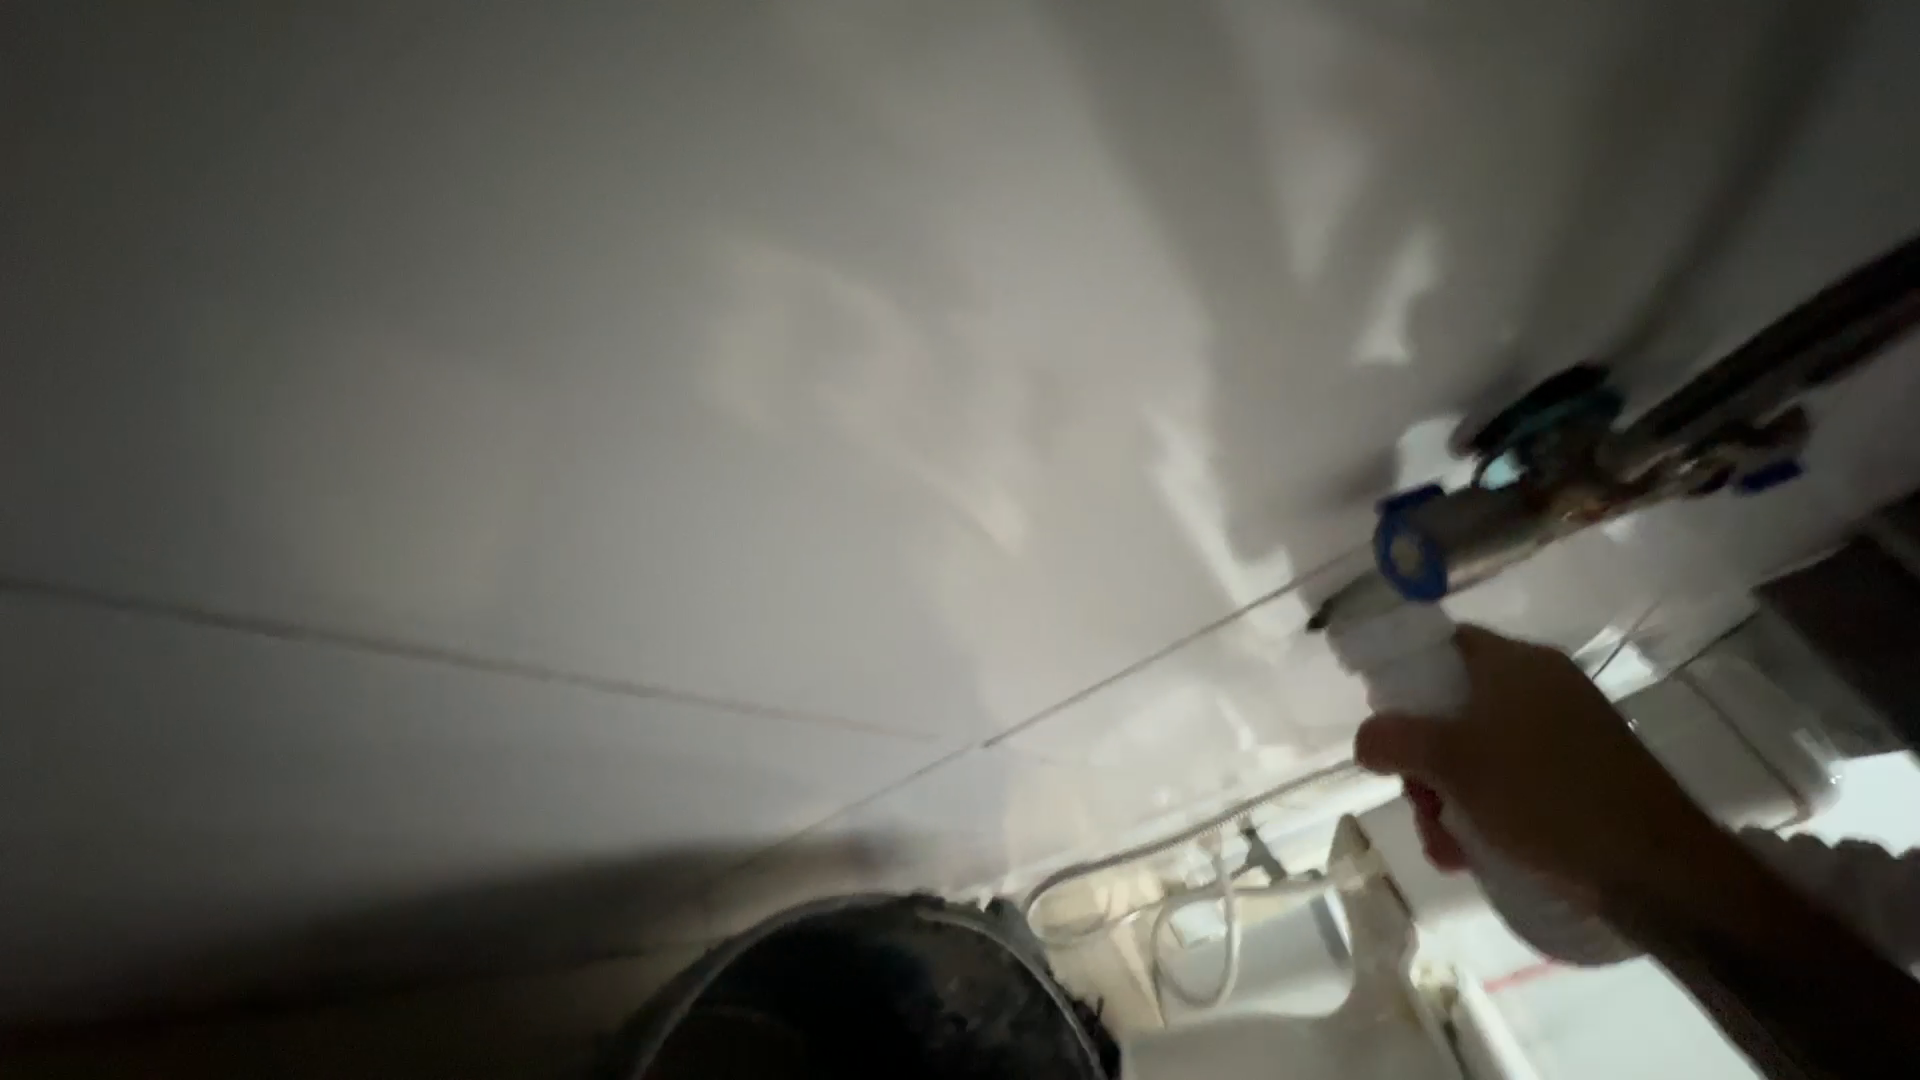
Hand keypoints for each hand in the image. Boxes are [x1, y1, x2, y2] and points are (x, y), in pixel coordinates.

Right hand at [1353, 624, 1719, 905]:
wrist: (1664, 876)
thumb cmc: (1545, 795)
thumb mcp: (1449, 762)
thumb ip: (1391, 740)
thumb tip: (1369, 741)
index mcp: (1514, 664)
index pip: (1440, 644)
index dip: (1402, 676)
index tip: (1384, 720)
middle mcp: (1541, 688)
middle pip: (1449, 706)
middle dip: (1421, 760)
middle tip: (1417, 798)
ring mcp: (1565, 733)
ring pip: (1475, 752)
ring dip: (1446, 796)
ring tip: (1445, 843)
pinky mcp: (1582, 776)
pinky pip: (1510, 779)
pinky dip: (1483, 810)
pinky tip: (1471, 852)